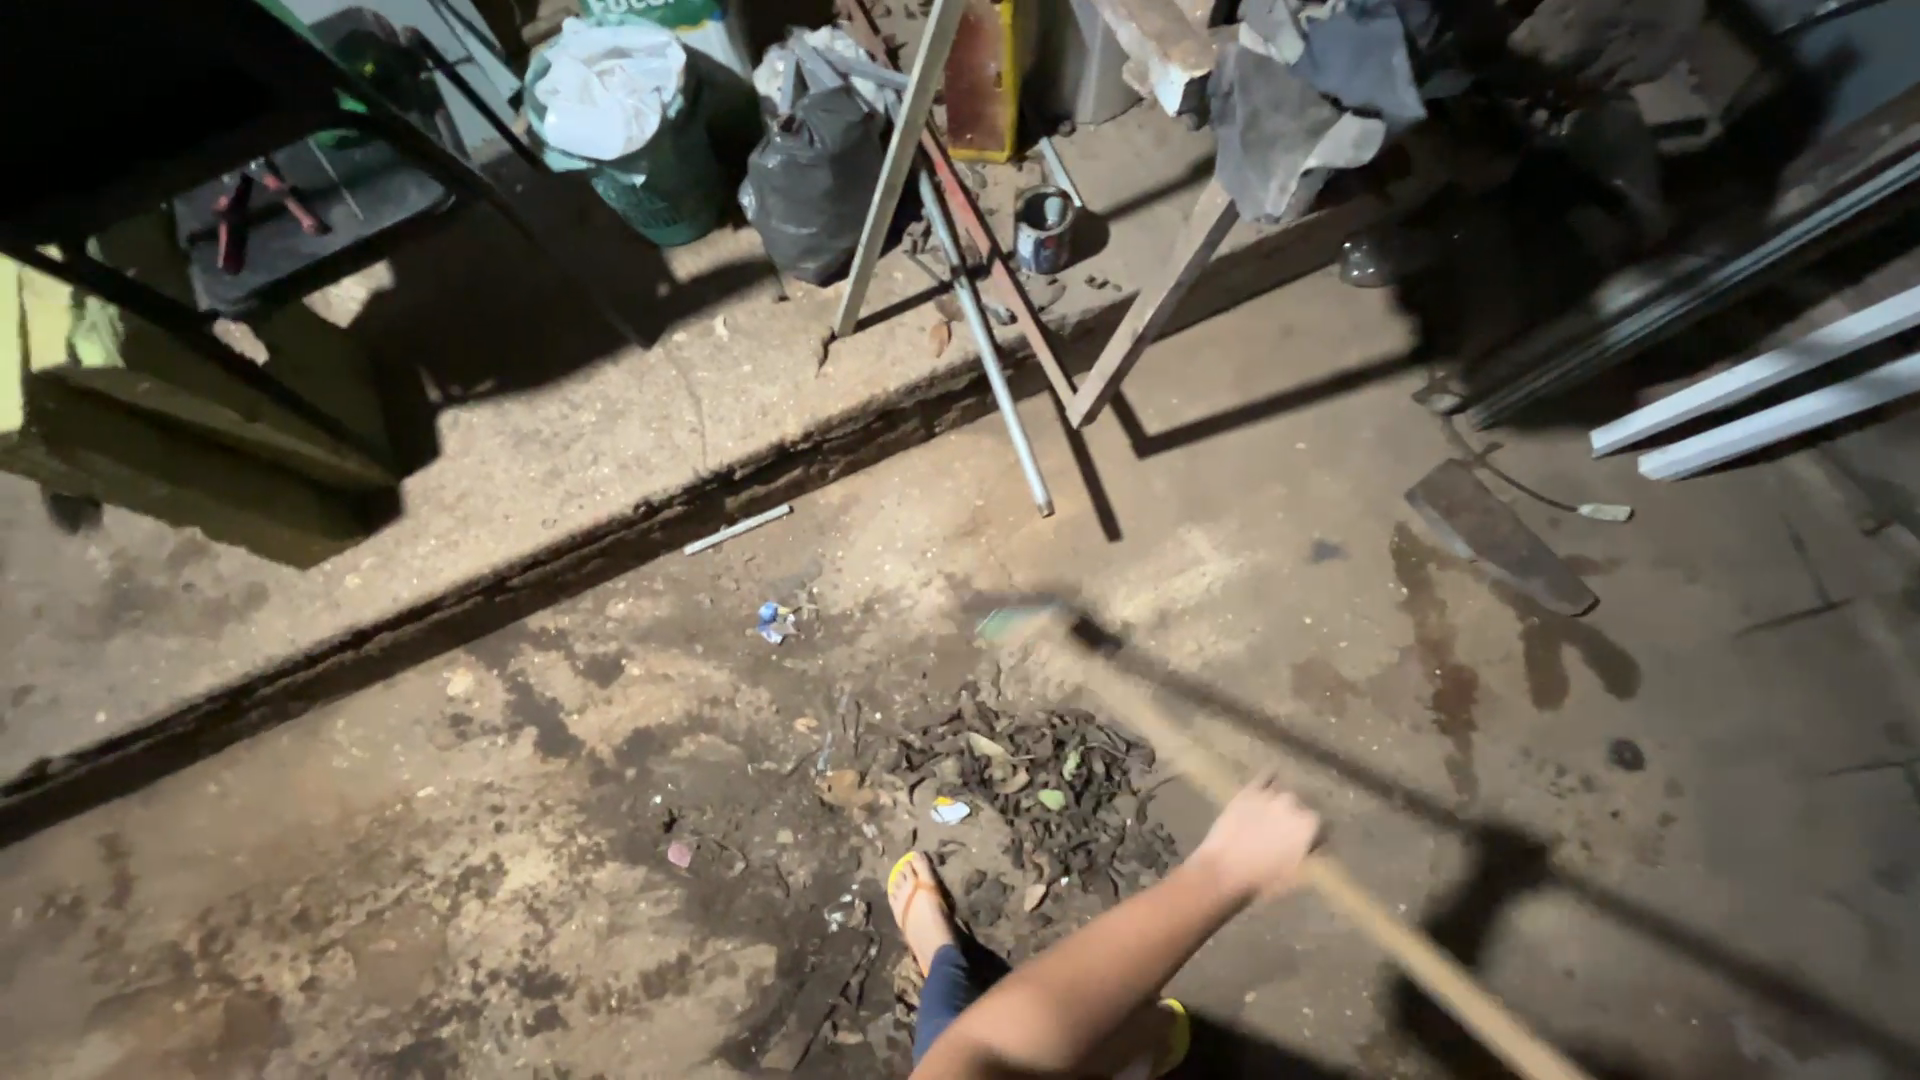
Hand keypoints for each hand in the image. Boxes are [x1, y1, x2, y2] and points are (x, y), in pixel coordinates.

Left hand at [1190, 779, 1320, 902]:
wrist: (1226, 868)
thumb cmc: (1264, 879)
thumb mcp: (1296, 872)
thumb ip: (1307, 850)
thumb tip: (1310, 842)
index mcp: (1310, 826)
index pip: (1322, 825)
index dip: (1314, 834)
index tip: (1308, 840)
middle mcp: (1294, 804)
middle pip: (1301, 806)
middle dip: (1296, 816)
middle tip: (1285, 829)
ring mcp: (1270, 794)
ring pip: (1284, 792)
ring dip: (1281, 801)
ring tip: (1273, 810)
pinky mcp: (1249, 790)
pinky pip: (1265, 776)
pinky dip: (1269, 778)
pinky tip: (1270, 778)